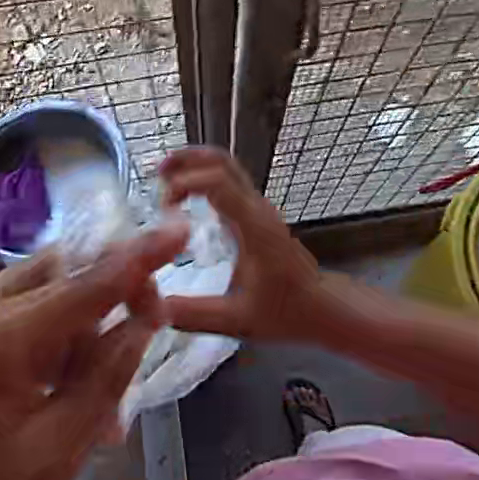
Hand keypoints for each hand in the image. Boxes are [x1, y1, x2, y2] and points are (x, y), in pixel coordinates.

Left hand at [0, 224, 186, 479]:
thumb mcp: (58, 449)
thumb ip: (106, 375)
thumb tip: (144, 320)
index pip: (87, 283)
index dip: (141, 256)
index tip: (181, 230)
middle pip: (67, 273)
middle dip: (113, 297)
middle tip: (146, 333)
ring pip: (51, 293)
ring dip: (88, 331)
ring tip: (103, 401)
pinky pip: (29, 314)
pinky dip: (61, 341)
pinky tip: (72, 390)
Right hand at [158, 145, 328, 341]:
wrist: (322, 307)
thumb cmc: (286, 312)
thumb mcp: (238, 321)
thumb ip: (196, 315)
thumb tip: (156, 307)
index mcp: (253, 228)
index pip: (219, 183)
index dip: (187, 182)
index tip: (165, 206)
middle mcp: (256, 209)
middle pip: (223, 162)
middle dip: (188, 159)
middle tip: (158, 174)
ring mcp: (258, 208)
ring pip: (226, 167)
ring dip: (195, 165)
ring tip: (165, 182)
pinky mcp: (256, 213)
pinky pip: (228, 182)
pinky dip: (203, 177)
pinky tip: (184, 197)